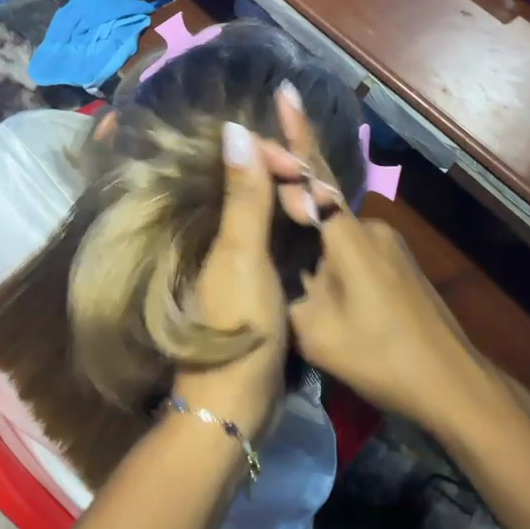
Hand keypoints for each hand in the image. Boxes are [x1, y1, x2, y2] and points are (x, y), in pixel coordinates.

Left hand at [170, 120, 292, 434]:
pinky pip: (270, 241)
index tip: (306, 164)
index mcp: (206, 222)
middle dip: (282, 174)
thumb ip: (243, 196)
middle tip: (322, 180)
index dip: (270, 155)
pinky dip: (289, 228)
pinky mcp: (249, 284)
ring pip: (261, 212)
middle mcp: (214, 233)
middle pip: (249, 185)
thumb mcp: (243, 256)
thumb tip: (234, 127)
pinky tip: (313, 223)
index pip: (237, 166)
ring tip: (323, 193)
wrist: (234, 402)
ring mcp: (231, 260)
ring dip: (288, 200)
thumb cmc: (237, 325)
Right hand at [269, 93, 487, 432]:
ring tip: (281, 223)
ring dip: (308, 217)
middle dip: (295, 163)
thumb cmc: (380, 356)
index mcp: (347, 238)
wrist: (455, 388)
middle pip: (321, 192)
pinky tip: (315, 269)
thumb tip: (266, 262)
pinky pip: (350, 241)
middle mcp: (370, 229)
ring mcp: (389, 246)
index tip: (283, 94)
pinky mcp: (398, 265)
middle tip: (277, 126)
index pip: (312, 177)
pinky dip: (326, 240)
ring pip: (335, 222)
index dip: (293, 137)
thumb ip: (285, 287)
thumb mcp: (314, 331)